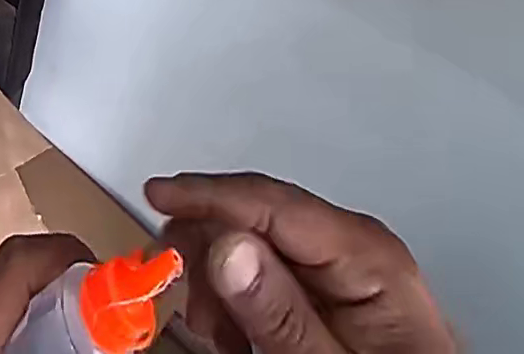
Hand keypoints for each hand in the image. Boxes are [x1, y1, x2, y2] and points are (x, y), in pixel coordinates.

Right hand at [146, 173, 454, 353]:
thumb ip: (282, 313)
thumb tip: (226, 244)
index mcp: (364, 253)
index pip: (270, 200)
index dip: (208, 193)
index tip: (158, 195)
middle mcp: (351, 244)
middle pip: (256, 213)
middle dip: (208, 244)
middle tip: (178, 289)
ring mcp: (339, 265)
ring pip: (253, 238)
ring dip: (218, 276)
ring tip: (214, 329)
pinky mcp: (327, 287)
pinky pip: (266, 268)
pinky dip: (235, 294)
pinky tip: (232, 330)